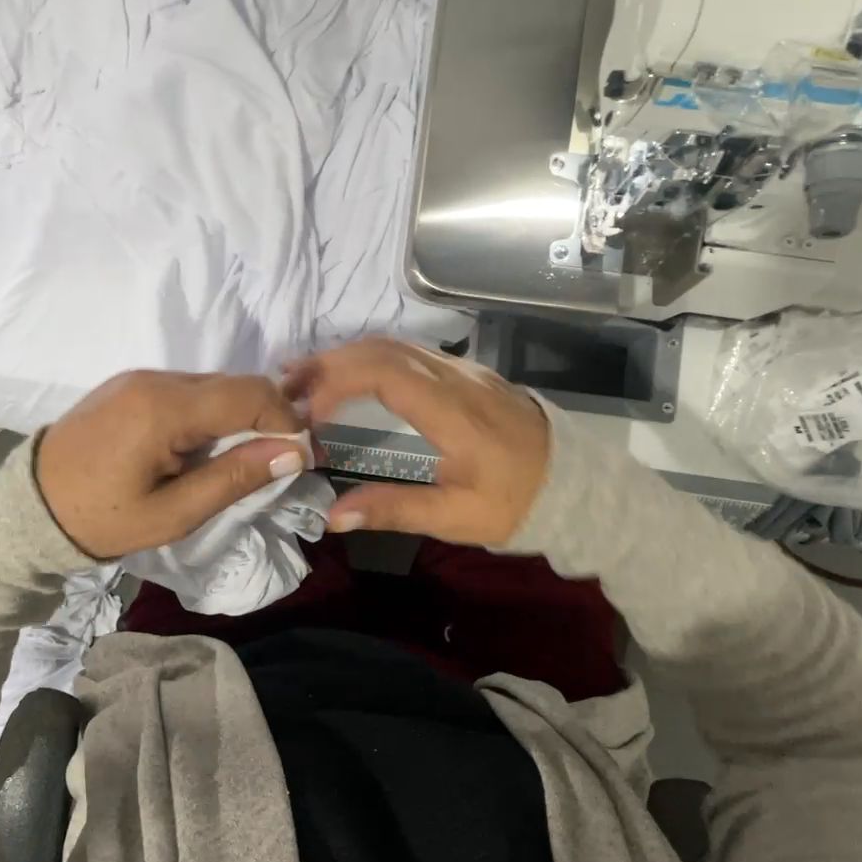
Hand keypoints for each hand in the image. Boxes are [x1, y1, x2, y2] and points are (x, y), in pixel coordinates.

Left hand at [38, 371, 311, 558]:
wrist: (29, 510)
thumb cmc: (101, 520)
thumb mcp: (173, 513)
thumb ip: (234, 478)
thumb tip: (292, 452)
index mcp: (163, 408)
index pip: (249, 394)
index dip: (286, 421)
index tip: (301, 456)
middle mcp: (153, 379)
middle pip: (233, 384)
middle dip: (265, 419)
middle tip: (275, 463)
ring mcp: (137, 377)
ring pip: (211, 385)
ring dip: (235, 417)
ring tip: (236, 461)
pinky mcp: (127, 385)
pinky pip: (184, 390)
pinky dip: (207, 414)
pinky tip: (200, 449)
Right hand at [284, 337, 547, 544]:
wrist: (575, 482)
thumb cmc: (516, 501)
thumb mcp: (456, 517)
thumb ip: (394, 510)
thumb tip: (333, 516)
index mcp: (453, 412)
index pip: (386, 373)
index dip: (338, 381)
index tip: (307, 411)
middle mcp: (456, 378)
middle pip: (383, 349)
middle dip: (329, 363)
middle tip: (286, 386)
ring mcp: (463, 370)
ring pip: (394, 345)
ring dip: (346, 357)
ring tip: (305, 380)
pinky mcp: (465, 373)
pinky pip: (408, 352)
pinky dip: (368, 360)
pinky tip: (348, 378)